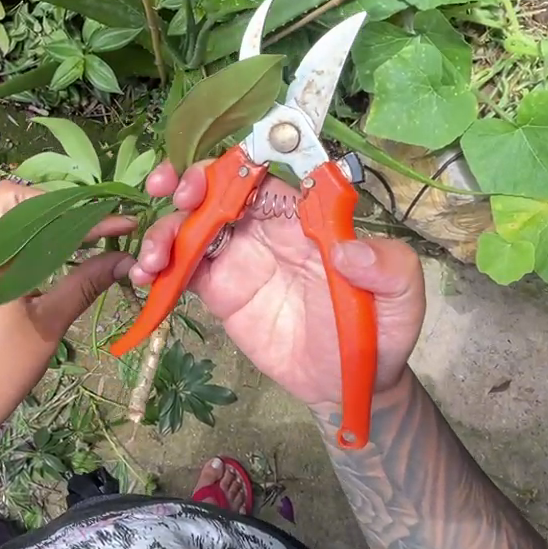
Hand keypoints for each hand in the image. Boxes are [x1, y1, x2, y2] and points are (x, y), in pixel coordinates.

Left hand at [0, 182, 133, 434]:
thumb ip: (86, 283)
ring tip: (52, 230)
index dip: (83, 214)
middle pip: (6, 195)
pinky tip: (19, 248)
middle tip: (84, 225)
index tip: (118, 226)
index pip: (40, 212)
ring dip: (18, 210)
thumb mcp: (51, 323)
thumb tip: (127, 259)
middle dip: (51, 203)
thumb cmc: (4, 368)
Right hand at [130, 160, 425, 408]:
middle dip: (188, 182)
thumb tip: (348, 247)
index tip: (213, 172)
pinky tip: (145, 278)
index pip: (264, 172)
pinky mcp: (217, 290)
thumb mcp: (402, 298)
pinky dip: (158, 266)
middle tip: (174, 195)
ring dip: (164, 229)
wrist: (346, 386)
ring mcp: (236, 257)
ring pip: (190, 226)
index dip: (233, 162)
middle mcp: (264, 227)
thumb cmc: (377, 333)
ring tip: (151, 257)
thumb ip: (388, 268)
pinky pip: (180, 269)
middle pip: (217, 189)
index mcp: (302, 215)